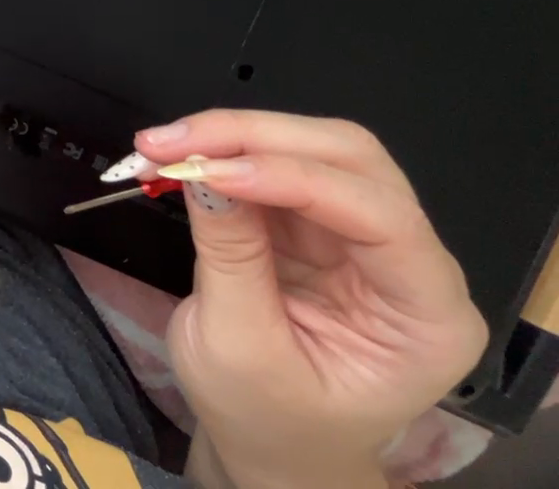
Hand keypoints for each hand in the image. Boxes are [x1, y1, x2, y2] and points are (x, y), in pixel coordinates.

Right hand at [131, 111, 487, 487]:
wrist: (270, 443)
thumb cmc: (266, 416)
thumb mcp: (240, 347)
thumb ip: (230, 258)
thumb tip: (203, 175)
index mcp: (424, 314)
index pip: (379, 216)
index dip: (294, 179)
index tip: (207, 171)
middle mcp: (405, 262)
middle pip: (349, 160)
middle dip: (254, 137)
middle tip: (168, 141)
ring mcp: (355, 238)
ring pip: (306, 150)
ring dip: (227, 137)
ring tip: (157, 146)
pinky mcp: (305, 225)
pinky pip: (265, 168)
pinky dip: (214, 155)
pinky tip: (170, 159)